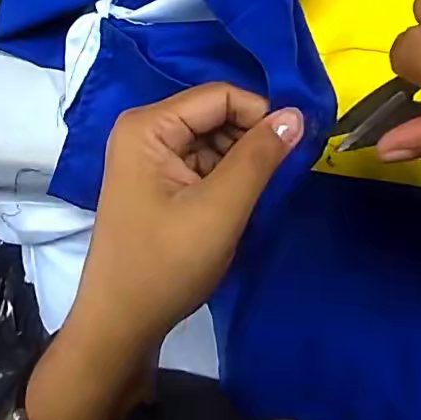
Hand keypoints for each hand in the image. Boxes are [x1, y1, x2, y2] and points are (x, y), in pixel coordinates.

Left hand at [6, 87, 301, 419]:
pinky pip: (202, 159)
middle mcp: (144, 128)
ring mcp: (148, 153)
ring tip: (267, 189)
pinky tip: (245, 198)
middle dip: (252, 136)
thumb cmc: (165, 265)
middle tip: (288, 170)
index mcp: (148, 125)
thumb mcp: (219, 210)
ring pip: (212, 137)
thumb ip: (259, 158)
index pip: (218, 96)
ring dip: (243, 157)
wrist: (120, 323)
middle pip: (214, 113)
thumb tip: (296, 115)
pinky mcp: (157, 177)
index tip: (300, 142)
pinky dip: (228, 173)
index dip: (261, 113)